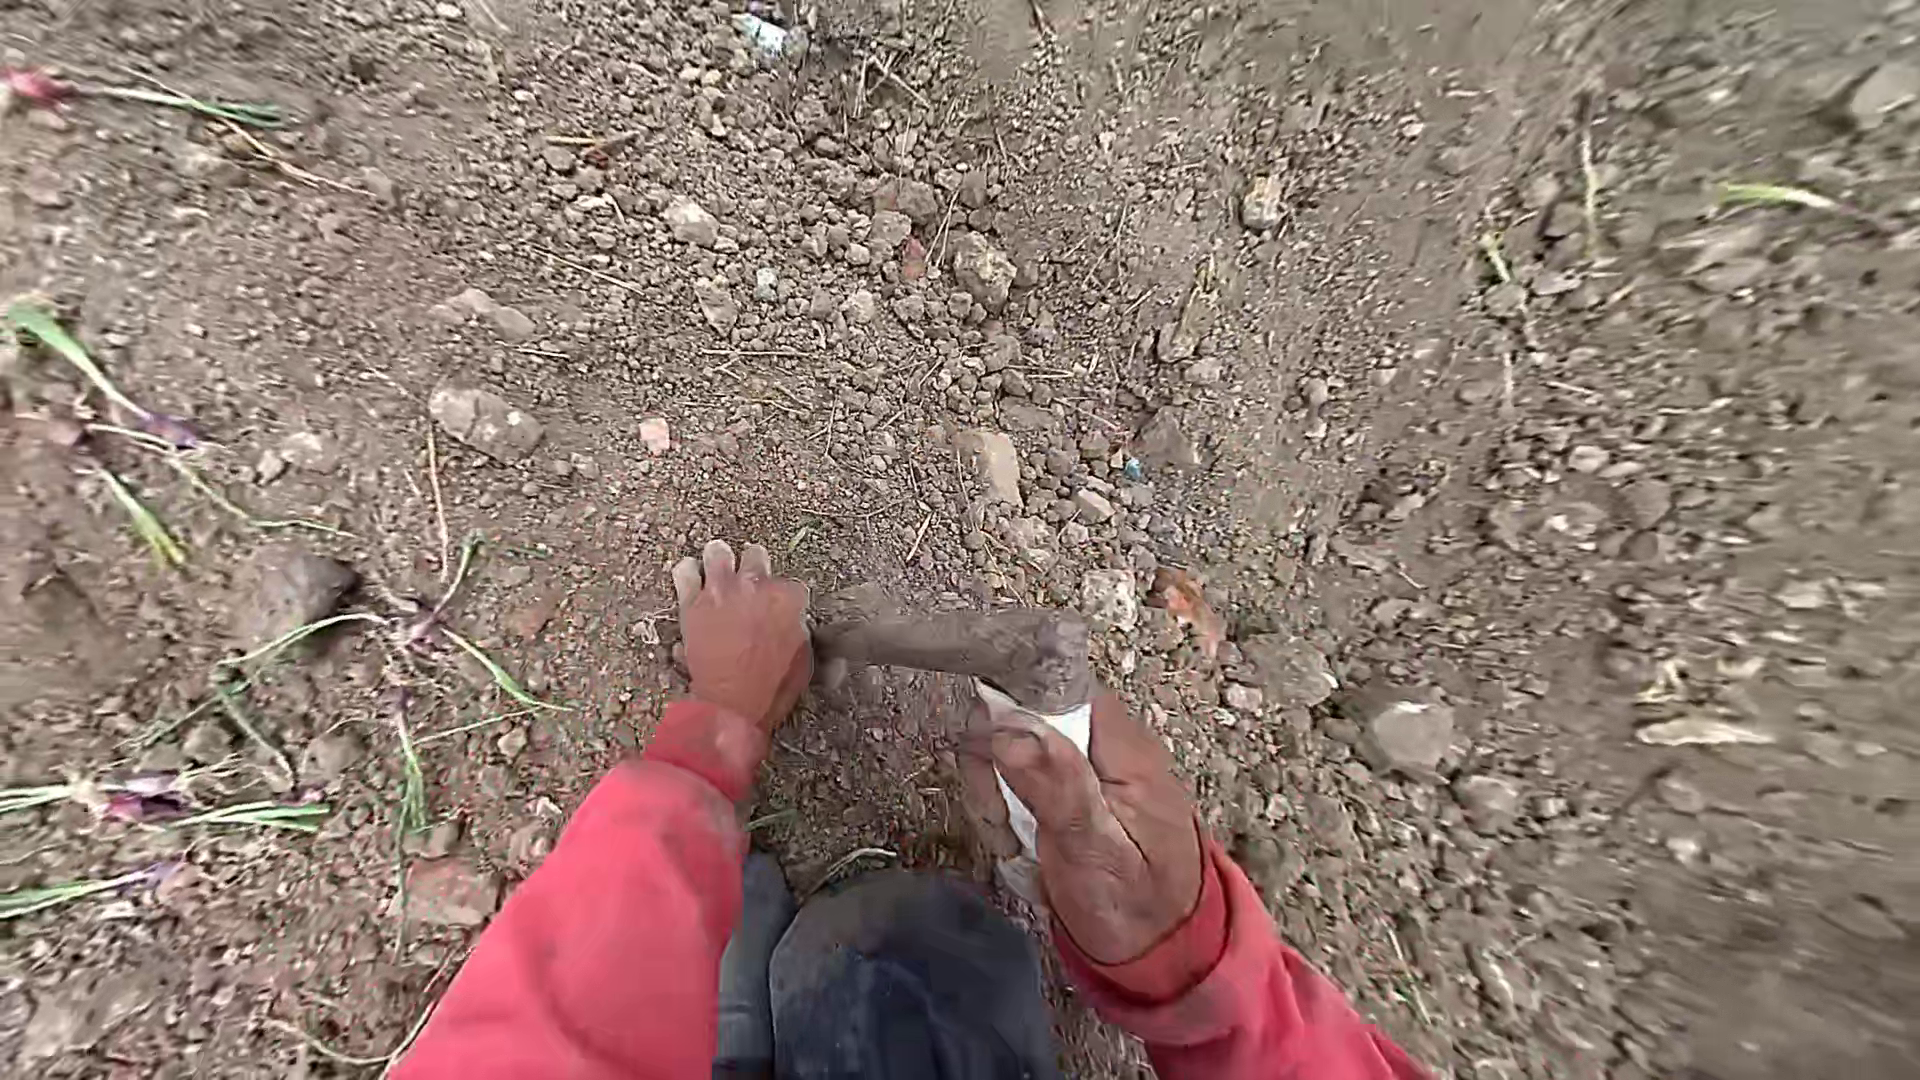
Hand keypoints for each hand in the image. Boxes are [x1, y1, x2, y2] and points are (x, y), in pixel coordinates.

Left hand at [671, 540, 810, 730]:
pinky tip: (691, 572)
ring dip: (719, 558)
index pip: (790, 584)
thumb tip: (802, 624)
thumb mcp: (804, 660)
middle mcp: (757, 586)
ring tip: (718, 561)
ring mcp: (722, 591)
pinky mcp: (693, 604)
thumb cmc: (772, 687)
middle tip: (750, 577)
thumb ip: (804, 633)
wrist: (732, 704)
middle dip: (754, 565)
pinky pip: (686, 573)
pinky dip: (688, 572)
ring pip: (718, 554)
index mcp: (788, 598)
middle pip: (756, 556)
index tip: (778, 605)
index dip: (783, 595)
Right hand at [986, 692, 1203, 964]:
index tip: (991, 755)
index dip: (1014, 706)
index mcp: (1123, 747)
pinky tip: (1013, 835)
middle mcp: (1106, 740)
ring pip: (1015, 741)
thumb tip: (1011, 731)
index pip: (1059, 685)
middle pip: (1028, 713)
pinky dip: (1004, 799)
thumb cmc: (1133, 908)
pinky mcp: (1072, 779)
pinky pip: (1020, 767)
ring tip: (1006, 836)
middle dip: (996, 761)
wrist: (1161, 952)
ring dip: (995, 786)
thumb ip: (1061, 790)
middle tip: (998, 819)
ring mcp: (1087, 759)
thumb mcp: (1097, 855)